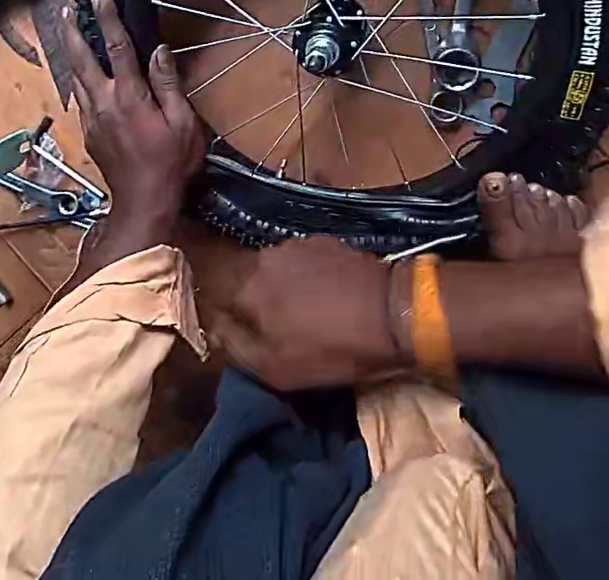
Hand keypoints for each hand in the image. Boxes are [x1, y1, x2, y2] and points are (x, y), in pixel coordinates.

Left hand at [60, 0, 207, 273]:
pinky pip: (81, 97)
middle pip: (81, 59)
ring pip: (75, 77)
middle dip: (72, 31)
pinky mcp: (90, 133)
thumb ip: (168, 84)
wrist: (144, 202)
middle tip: (65, 8)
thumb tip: (159, 51)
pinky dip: (78, 77)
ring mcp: (93, 119)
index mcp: (129, 96)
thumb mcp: (183, 123)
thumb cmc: (171, 163)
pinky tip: (81, 74)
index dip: (108, 19)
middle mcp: (104, 103)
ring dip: (70, 51)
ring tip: (67, 31)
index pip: (116, 48)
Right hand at [206, 236, 408, 391]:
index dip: (235, 321)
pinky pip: (305, 259)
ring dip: (285, 287)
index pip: (221, 300)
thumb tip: (215, 328)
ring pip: (277, 269)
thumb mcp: (276, 369)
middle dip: (260, 302)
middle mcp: (264, 257)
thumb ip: (236, 346)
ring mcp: (295, 244)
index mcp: (246, 287)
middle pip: (249, 281)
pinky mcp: (324, 240)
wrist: (393, 313)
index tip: (253, 338)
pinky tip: (330, 293)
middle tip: (284, 328)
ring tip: (311, 310)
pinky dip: (311, 275)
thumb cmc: (331, 349)